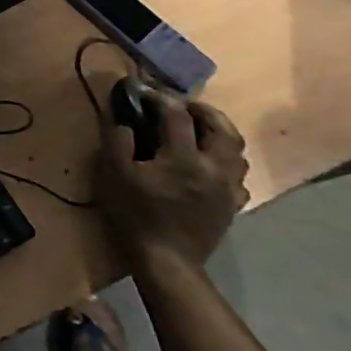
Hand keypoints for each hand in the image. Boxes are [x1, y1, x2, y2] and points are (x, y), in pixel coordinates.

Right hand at [96, 88, 249, 268]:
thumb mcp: (113, 175)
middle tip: (182, 104)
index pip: (176, 116)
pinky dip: (225, 161)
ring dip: (218, 132)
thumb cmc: (134, 214)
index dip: (160, 98)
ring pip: (236, 149)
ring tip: (198, 129)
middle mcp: (214, 167)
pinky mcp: (232, 204)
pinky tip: (209, 164)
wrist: (166, 260)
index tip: (144, 90)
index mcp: (183, 157)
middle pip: (221, 128)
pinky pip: (237, 175)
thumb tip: (124, 119)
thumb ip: (118, 142)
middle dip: (202, 110)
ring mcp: (228, 187)